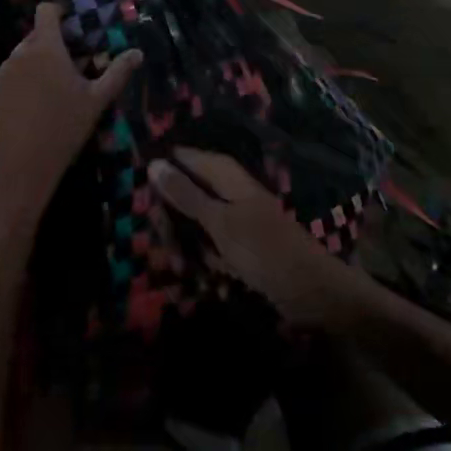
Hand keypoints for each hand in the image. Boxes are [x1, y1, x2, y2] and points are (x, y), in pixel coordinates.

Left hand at [0, 3, 141, 210]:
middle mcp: (19, 53)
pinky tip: (30, 108)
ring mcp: (2, 72)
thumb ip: (118, 72)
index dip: (58, 12)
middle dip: (50, 44)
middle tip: (68, 66)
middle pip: (35, 35)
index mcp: (45, 47)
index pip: (45, 10)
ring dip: (34, 64)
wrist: (24, 165)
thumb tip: (137, 53)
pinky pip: (8, 77)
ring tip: (50, 91)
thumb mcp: (97, 100)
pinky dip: (19, 83)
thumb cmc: (65, 126)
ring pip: (20, 57)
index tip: (71, 26)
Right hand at [149, 149, 364, 324]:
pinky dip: (200, 252)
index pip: (183, 156)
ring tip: (174, 260)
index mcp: (226, 175)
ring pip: (196, 217)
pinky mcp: (240, 242)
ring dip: (183, 238)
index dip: (161, 168)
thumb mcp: (220, 222)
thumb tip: (153, 163)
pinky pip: (209, 240)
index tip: (135, 183)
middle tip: (157, 236)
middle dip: (169, 213)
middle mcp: (230, 189)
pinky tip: (193, 269)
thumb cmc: (265, 250)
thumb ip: (186, 194)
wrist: (314, 294)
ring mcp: (235, 216)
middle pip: (187, 189)